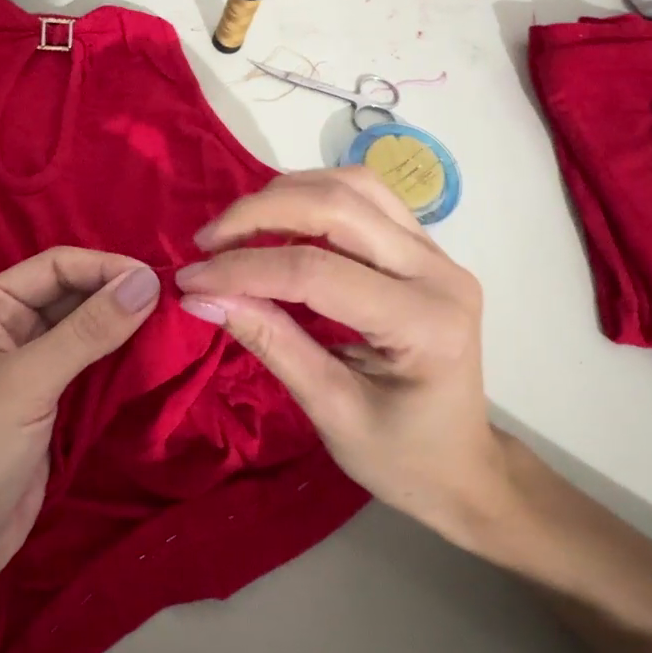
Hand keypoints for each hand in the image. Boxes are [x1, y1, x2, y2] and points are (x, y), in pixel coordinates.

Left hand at [0, 247, 161, 593]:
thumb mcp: (28, 384)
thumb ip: (87, 332)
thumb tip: (146, 281)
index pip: (56, 266)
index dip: (105, 266)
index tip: (159, 280)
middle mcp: (9, 326)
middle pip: (73, 293)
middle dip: (118, 294)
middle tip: (176, 305)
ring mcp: (30, 365)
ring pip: (86, 329)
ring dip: (124, 326)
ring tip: (174, 326)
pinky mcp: (49, 401)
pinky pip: (90, 366)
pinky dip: (120, 360)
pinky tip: (153, 358)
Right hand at [174, 167, 514, 547]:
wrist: (462, 467)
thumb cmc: (401, 457)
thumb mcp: (330, 411)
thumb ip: (270, 342)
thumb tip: (200, 296)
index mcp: (424, 324)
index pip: (316, 271)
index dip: (243, 269)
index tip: (188, 280)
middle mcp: (439, 272)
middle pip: (338, 205)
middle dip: (258, 214)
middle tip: (205, 243)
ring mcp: (437, 253)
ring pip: (352, 185)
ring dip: (284, 195)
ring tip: (235, 230)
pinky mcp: (424, 247)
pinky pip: (363, 196)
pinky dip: (310, 197)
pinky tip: (276, 223)